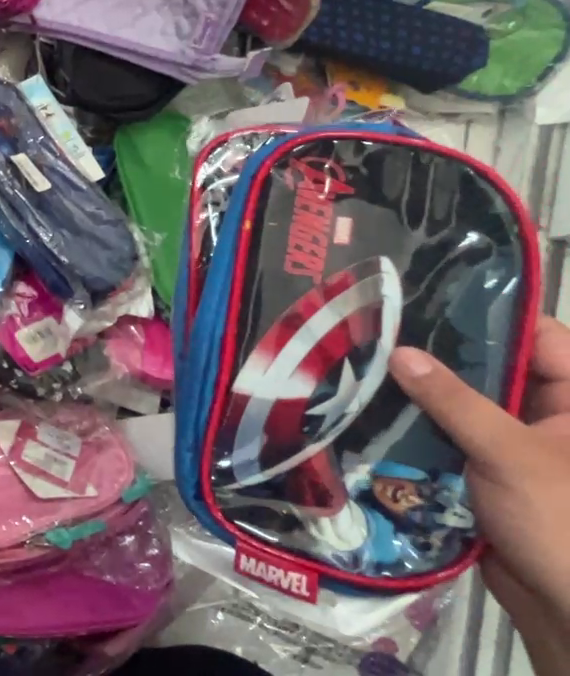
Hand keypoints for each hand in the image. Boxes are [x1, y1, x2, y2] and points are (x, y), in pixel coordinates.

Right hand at [388, 318, 569, 658]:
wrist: (568, 608)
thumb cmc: (562, 521)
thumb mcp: (510, 454)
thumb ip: (454, 401)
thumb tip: (400, 350)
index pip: (542, 339)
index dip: (489, 314)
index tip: (425, 293)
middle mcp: (551, 419)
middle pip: (491, 369)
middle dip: (434, 352)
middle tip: (371, 323)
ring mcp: (514, 447)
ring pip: (458, 403)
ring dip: (414, 391)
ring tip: (354, 360)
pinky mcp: (480, 472)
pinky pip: (441, 437)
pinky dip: (408, 426)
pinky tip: (363, 408)